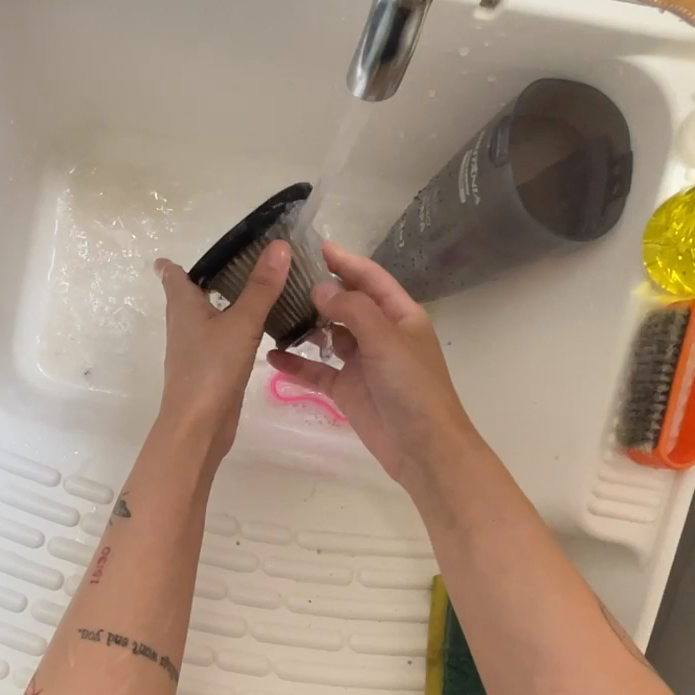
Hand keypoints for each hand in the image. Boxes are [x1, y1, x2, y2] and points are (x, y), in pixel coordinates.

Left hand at [152, 240, 290, 464]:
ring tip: (245, 295)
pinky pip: (217, 344)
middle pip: (186, 300)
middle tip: (226, 269)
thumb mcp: (241, 323)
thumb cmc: (211, 369)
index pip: (172, 278)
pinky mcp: (207, 373)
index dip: (171, 266)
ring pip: (203, 323)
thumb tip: (278, 246)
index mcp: (183, 308)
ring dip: (218, 309)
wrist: (198, 425)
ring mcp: (193, 353)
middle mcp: (183, 328)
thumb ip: (261, 287)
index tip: (169, 257)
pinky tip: (249, 335)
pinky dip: (229, 333)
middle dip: (200, 284)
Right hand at [266, 241, 477, 485]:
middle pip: (345, 305)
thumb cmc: (412, 388)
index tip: (316, 247)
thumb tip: (319, 290)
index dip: (346, 262)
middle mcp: (379, 335)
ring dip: (305, 327)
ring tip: (272, 315)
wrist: (422, 447)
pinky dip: (296, 364)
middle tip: (283, 281)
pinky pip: (316, 371)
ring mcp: (361, 363)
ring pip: (328, 337)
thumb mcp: (386, 341)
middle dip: (319, 293)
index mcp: (400, 316)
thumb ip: (352, 311)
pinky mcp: (345, 390)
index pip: (370, 279)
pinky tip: (272, 357)